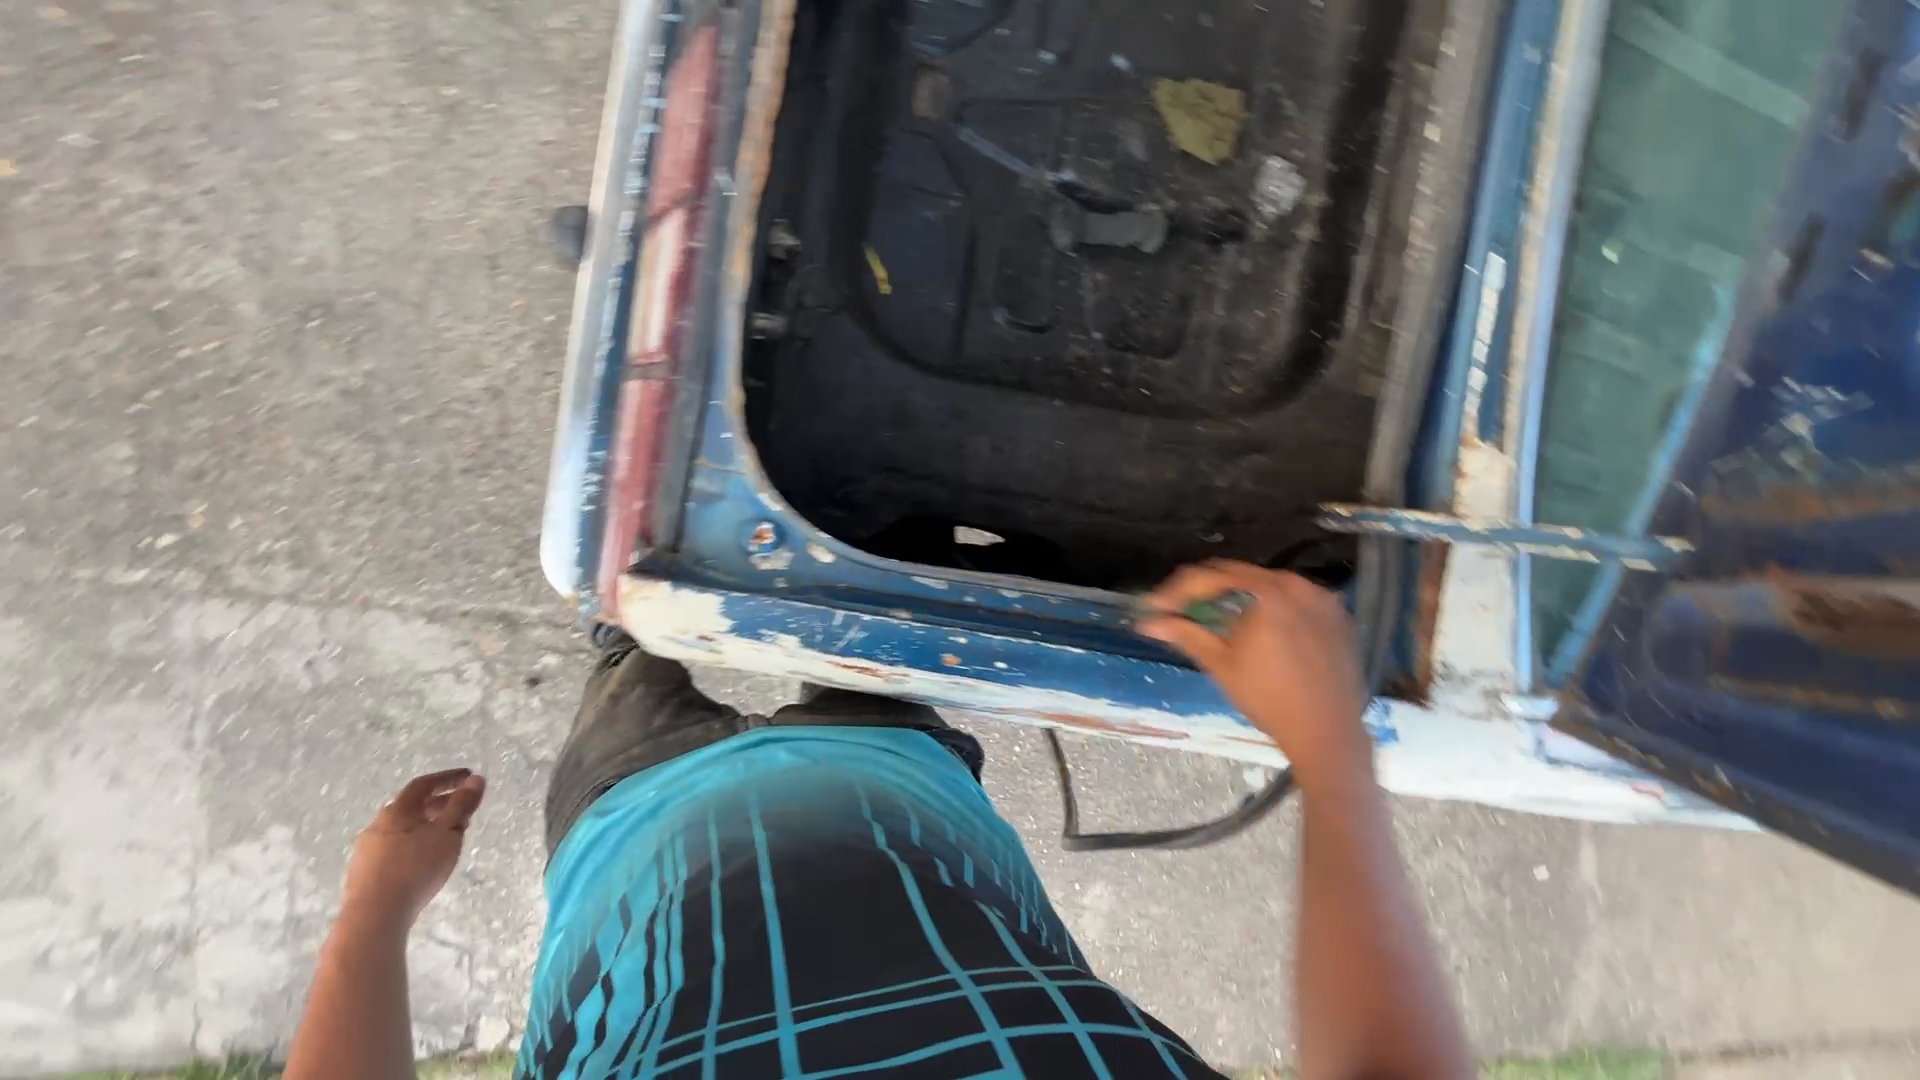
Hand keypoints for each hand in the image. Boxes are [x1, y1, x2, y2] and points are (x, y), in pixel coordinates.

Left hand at [342, 769, 486, 928]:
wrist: (373, 917)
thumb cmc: (415, 868)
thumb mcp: (448, 832)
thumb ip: (462, 805)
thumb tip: (476, 779)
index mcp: (396, 812)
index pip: (423, 784)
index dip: (447, 778)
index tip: (469, 776)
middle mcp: (377, 826)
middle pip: (411, 807)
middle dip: (439, 803)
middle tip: (462, 809)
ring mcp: (367, 851)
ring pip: (403, 829)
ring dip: (427, 826)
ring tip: (448, 837)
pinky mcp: (365, 874)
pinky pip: (395, 848)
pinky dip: (414, 844)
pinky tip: (425, 860)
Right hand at [1137, 560, 1371, 784]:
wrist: (1328, 733)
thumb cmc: (1269, 700)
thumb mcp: (1221, 665)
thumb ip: (1186, 634)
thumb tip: (1148, 622)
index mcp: (1266, 593)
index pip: (1211, 576)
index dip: (1178, 591)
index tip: (1156, 608)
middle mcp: (1296, 585)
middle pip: (1238, 575)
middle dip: (1205, 592)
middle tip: (1180, 612)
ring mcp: (1320, 598)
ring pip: (1265, 585)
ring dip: (1236, 598)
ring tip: (1216, 621)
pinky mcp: (1336, 615)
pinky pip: (1292, 599)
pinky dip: (1267, 608)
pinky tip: (1255, 630)